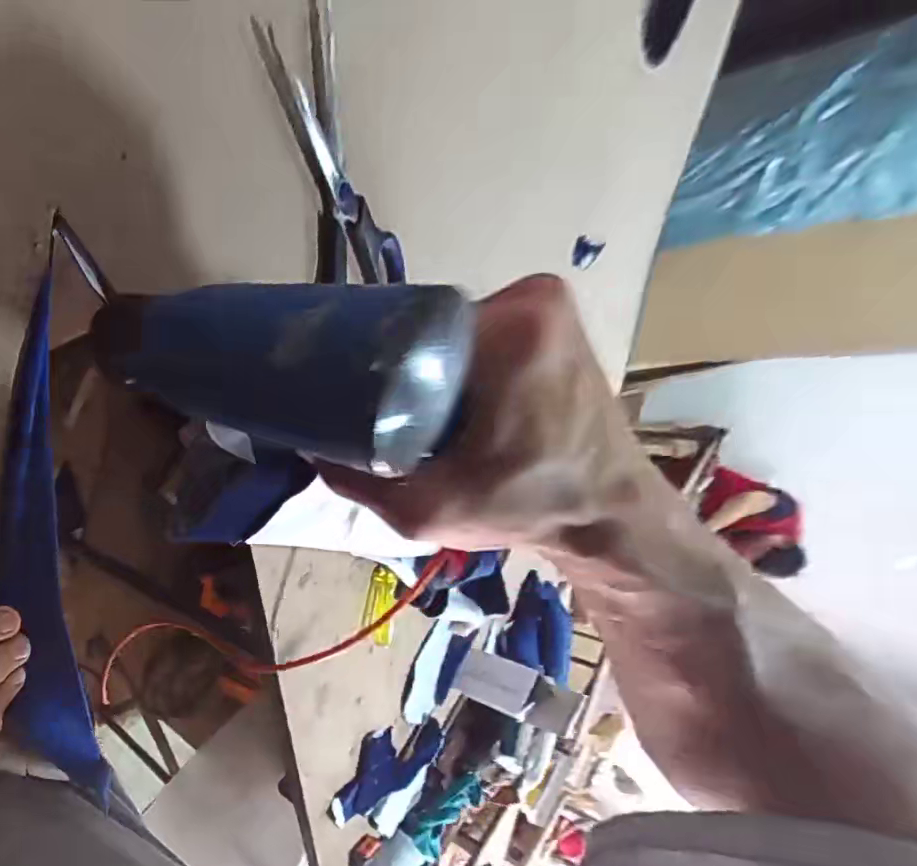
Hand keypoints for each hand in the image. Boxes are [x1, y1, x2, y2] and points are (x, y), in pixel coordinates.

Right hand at [320, 275, 654, 550]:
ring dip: (417, 366)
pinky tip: (436, 401)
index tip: (340, 396)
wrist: (608, 514)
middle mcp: (531, 299)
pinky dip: (448, 363)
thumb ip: (355, 480)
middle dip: (389, 366)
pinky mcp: (550, 320)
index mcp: (509, 329)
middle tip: (366, 412)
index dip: (362, 362)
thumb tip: (308, 446)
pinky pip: (471, 333)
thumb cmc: (524, 507)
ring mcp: (545, 304)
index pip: (400, 330)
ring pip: (444, 331)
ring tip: (397, 409)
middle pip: (421, 327)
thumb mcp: (424, 509)